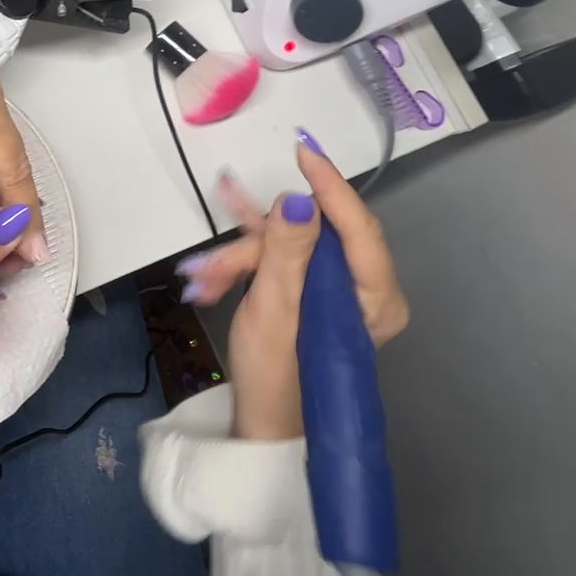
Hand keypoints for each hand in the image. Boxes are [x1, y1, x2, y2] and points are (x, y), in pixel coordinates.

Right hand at [177, 139, 409, 439]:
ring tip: (201, 278)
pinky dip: (244, 265)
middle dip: (255, 244)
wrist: (264, 422)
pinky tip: (210, 272)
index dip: (329, 187)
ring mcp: (336, 290)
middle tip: (212, 260)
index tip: (303, 152)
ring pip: (286, 248)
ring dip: (239, 260)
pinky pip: (279, 261)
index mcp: (373, 296)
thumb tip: (298, 199)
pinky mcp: (312, 293)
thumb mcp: (276, 308)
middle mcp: (364, 289)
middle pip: (309, 237)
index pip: (358, 226)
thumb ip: (288, 251)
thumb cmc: (277, 373)